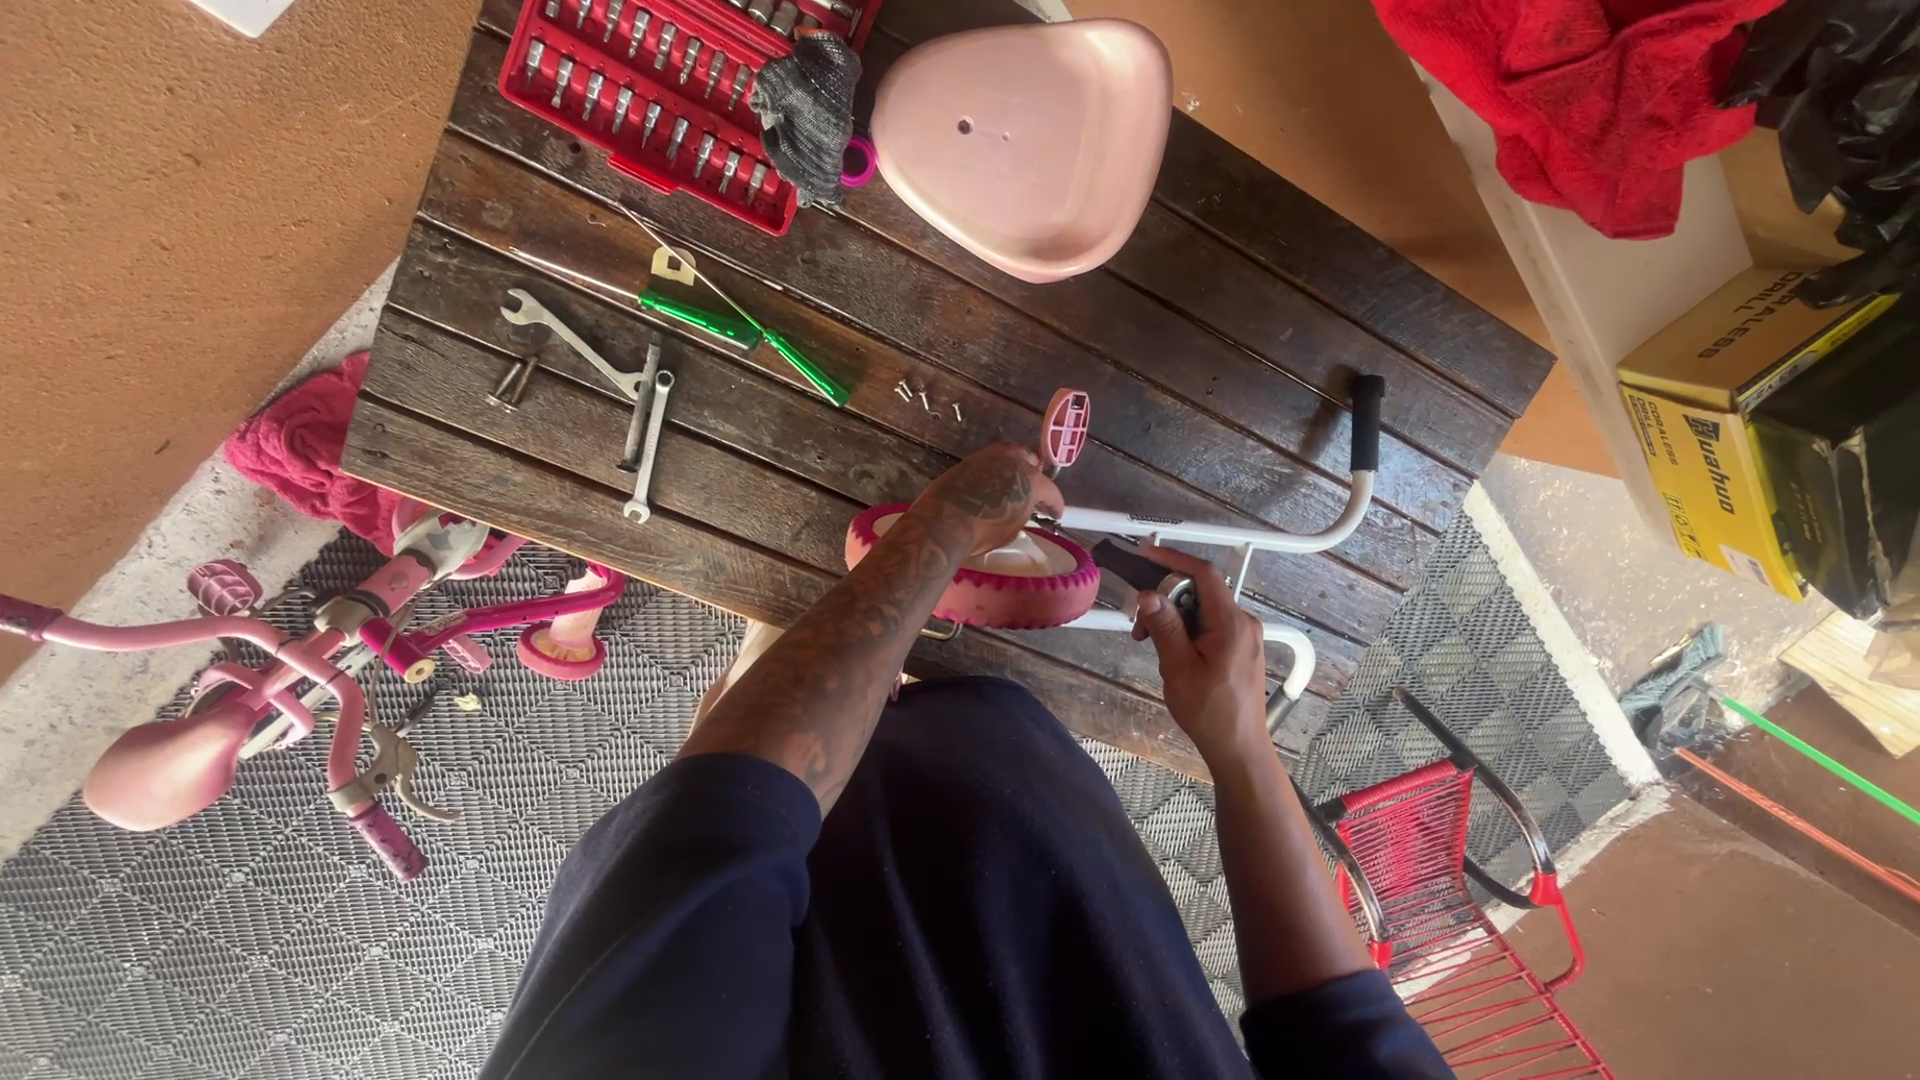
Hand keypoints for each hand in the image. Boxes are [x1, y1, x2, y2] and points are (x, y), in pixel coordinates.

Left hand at [904, 444, 1063, 555]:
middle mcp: (1014, 460)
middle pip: (1032, 462)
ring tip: (1012, 484)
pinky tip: (990, 483)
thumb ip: (1023, 513)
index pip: (1051, 491)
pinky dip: (994, 471)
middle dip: (1035, 475)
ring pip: (1010, 456)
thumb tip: (1020, 510)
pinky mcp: (969, 459)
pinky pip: (989, 462)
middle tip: (1033, 491)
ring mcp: (990, 456)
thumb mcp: (1013, 529)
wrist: (945, 521)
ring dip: (1014, 468)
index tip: (1055, 513)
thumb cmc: (983, 531)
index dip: (1055, 504)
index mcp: (1032, 480)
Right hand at [1130, 544, 1269, 762]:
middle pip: (1199, 592)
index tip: (1146, 553)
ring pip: (1201, 611)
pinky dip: (1185, 631)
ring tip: (1153, 646)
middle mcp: (1243, 623)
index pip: (1204, 574)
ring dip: (1173, 620)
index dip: (1174, 559)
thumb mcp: (1178, 667)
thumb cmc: (1208, 710)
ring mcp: (1244, 636)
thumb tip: (1147, 593)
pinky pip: (1208, 626)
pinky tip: (1171, 654)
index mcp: (1232, 623)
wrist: (1238, 748)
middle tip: (1139, 627)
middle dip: (1165, 601)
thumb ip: (1164, 626)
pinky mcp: (1239, 649)